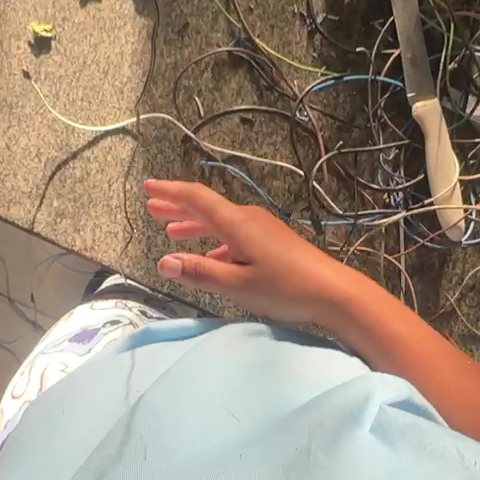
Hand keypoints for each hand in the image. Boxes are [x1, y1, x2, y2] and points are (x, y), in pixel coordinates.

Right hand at [143, 179, 376, 326]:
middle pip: (207, 207)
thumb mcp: (237, 285)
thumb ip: (200, 273)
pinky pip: (234, 234)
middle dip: (178, 207)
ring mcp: (262, 228)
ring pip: (220, 221)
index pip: (197, 199)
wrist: (333, 291)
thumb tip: (164, 262)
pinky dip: (215, 241)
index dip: (170, 192)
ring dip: (195, 225)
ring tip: (172, 230)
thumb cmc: (285, 288)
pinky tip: (209, 256)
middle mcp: (248, 219)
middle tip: (152, 207)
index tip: (147, 188)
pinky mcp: (272, 241)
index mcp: (237, 223)